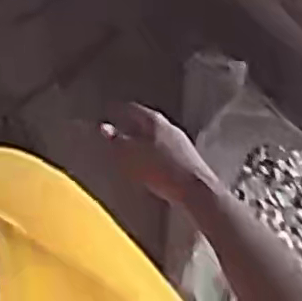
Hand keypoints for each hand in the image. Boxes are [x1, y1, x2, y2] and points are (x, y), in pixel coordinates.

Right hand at [100, 102, 218, 205]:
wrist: (199, 193)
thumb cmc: (161, 170)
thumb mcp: (131, 156)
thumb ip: (116, 141)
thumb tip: (103, 127)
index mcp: (153, 120)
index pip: (130, 109)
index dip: (118, 111)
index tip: (108, 114)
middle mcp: (168, 125)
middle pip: (144, 122)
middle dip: (130, 127)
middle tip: (117, 133)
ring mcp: (181, 142)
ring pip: (155, 136)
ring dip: (143, 142)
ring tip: (132, 152)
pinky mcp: (189, 159)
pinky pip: (165, 150)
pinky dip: (154, 154)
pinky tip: (151, 166)